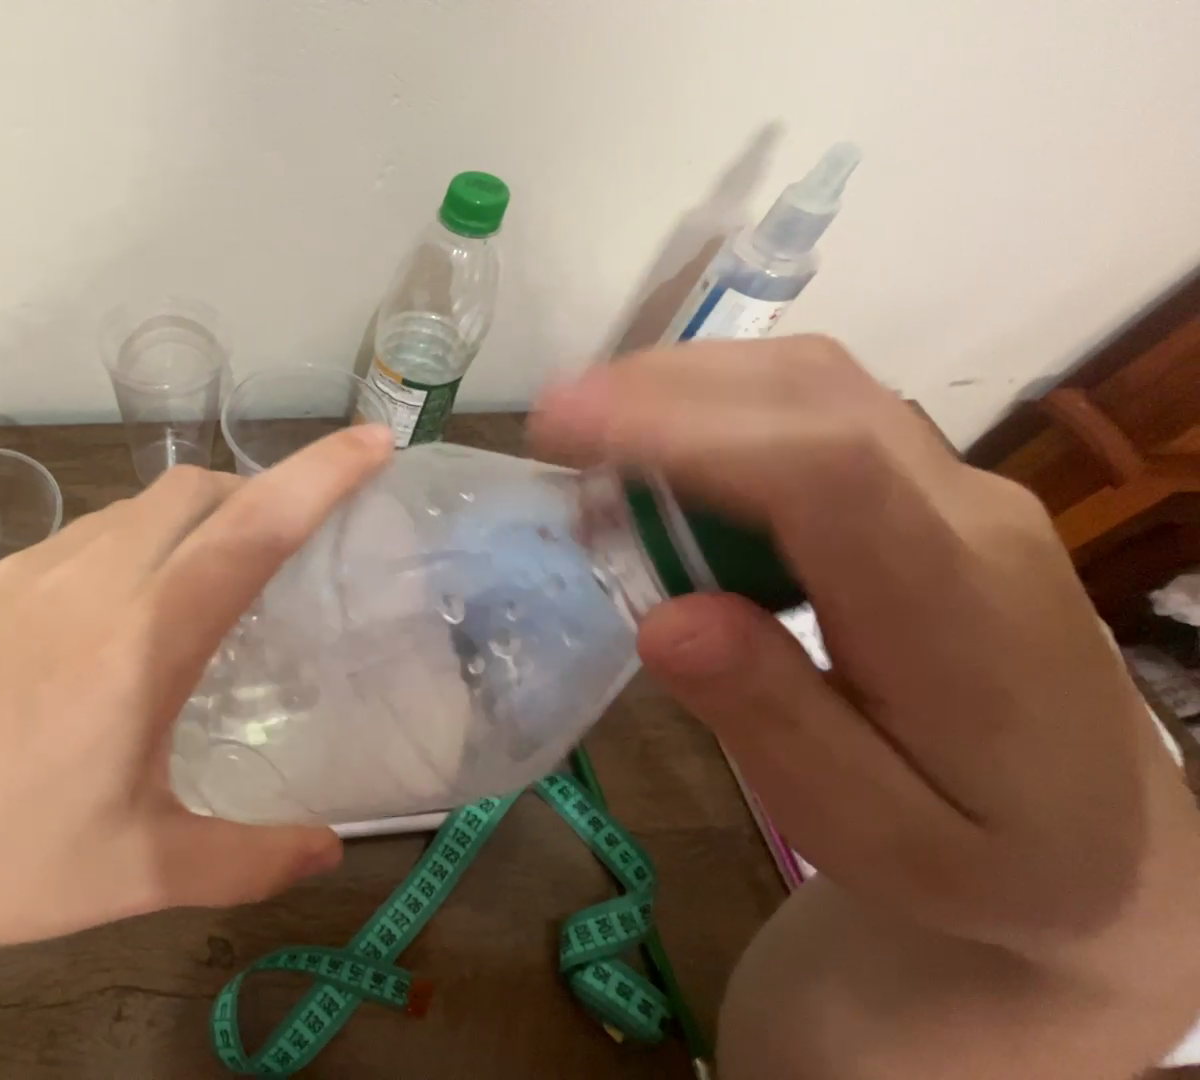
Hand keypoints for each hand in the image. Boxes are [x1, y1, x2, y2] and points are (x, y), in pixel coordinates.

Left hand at [0, 426, 389, 994]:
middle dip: (252, 496)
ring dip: (181, 527)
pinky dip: (116, 555)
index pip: (253, 526)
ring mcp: (14, 575)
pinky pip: (67, 544)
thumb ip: (253, 859)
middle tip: (282, 554)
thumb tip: (330, 851)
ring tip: (191, 598)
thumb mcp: (144, 872)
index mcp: (140, 637)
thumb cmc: (1, 866)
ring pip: (126, 513)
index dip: (322, 473)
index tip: (374, 441)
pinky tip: (94, 632)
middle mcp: (80, 581)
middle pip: (190, 492)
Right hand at [529, 339, 1199, 982]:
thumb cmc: (975, 852)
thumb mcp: (871, 830)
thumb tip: (664, 618)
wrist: (1107, 841)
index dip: (683, 435)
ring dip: (684, 389)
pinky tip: (657, 459)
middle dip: (662, 390)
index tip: (562, 428)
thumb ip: (772, 719)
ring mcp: (955, 489)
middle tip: (551, 427)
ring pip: (811, 384)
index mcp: (953, 605)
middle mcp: (965, 514)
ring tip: (589, 439)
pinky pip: (813, 412)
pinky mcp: (925, 490)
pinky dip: (713, 409)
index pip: (823, 473)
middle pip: (812, 394)